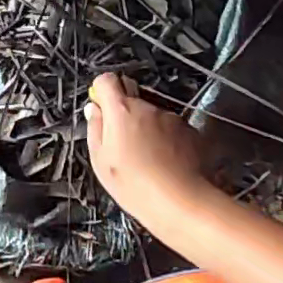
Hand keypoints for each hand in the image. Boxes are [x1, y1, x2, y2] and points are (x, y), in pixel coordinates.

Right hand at [85, 73, 209, 224]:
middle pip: (130, 98)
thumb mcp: (100, 160)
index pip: (107, 80)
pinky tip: (163, 162)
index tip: (101, 108)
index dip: (101, 91)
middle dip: (123, 113)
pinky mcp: (189, 130)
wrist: (180, 201)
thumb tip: (94, 109)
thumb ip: (95, 128)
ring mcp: (170, 117)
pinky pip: (169, 128)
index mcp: (121, 111)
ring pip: (151, 115)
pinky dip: (165, 139)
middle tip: (120, 142)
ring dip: (145, 128)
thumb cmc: (134, 184)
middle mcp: (147, 107)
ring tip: (145, 159)